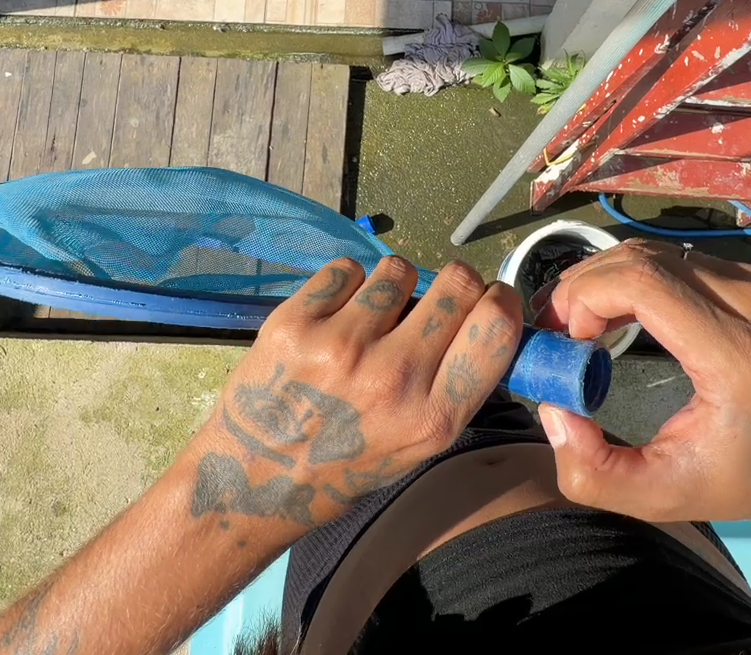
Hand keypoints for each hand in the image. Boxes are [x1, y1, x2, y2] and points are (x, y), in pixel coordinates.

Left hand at [178, 256, 522, 530]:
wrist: (250, 483)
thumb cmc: (344, 466)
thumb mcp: (419, 446)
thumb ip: (455, 384)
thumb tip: (485, 314)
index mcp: (433, 418)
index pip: (496, 327)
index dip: (499, 300)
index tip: (486, 301)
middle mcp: (393, 378)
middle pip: (458, 282)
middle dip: (452, 285)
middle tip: (426, 306)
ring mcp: (341, 346)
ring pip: (399, 269)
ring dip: (390, 289)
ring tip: (366, 323)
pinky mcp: (294, 322)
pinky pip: (347, 268)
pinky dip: (345, 287)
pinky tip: (330, 321)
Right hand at [534, 240, 750, 524]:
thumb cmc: (738, 479)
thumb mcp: (659, 496)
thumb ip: (591, 471)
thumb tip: (552, 408)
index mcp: (736, 359)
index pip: (644, 284)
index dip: (587, 297)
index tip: (565, 340)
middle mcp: (749, 307)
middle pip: (639, 260)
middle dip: (581, 288)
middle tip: (553, 330)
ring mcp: (749, 285)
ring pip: (647, 253)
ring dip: (598, 280)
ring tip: (574, 324)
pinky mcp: (742, 278)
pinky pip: (664, 258)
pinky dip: (623, 278)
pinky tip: (607, 314)